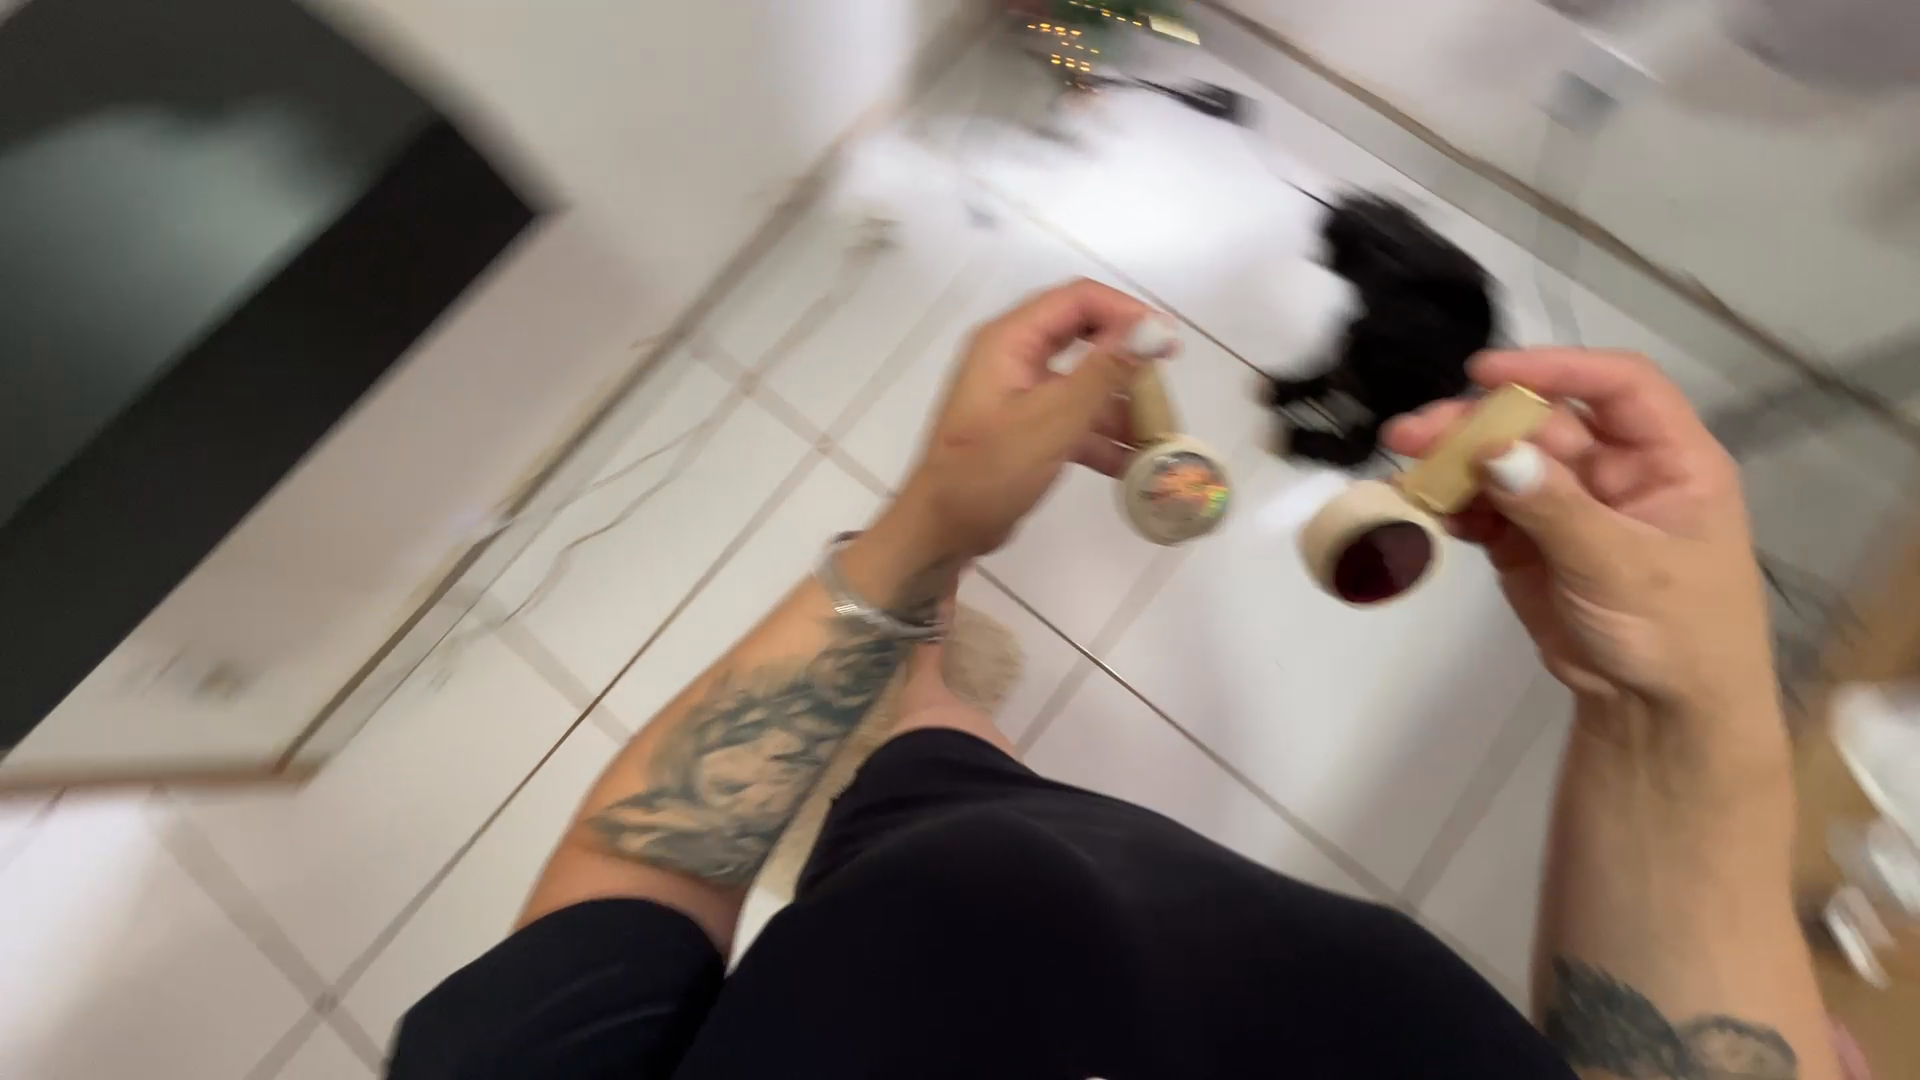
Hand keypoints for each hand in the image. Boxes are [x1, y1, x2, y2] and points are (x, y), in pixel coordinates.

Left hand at [884, 279, 1171, 560]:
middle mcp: (1012, 358)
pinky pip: (1069, 420)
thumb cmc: (988, 472)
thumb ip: (1104, 373)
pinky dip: (1098, 438)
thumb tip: (1151, 329)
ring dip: (1118, 407)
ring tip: (1156, 434)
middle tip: (1164, 382)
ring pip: (1080, 384)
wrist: (943, 530)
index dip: (1127, 313)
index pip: (1077, 300)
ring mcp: (1017, 395)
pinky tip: (1130, 464)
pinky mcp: (1023, 430)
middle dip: (1127, 362)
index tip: (1166, 343)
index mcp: (1009, 341)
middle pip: (1083, 339)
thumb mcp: (1052, 421)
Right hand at [1382, 349, 1777, 734]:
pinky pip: (1478, 508)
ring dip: (1448, 464)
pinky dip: (1448, 506)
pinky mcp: (1522, 539)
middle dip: (1473, 426)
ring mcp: (1561, 505)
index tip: (1483, 373)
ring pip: (1497, 464)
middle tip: (1410, 434)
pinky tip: (1421, 510)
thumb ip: (1554, 508)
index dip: (1554, 368)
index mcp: (1665, 462)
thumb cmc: (1674, 630)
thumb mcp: (1622, 566)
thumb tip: (1493, 454)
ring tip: (1402, 472)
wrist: (1651, 705)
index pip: (1616, 388)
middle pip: (1535, 426)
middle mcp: (1611, 472)